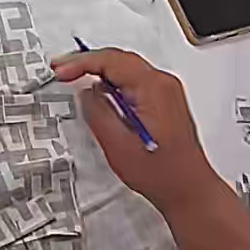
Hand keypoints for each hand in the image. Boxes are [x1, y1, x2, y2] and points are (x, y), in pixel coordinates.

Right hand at [50, 48, 249, 249]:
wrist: (188, 189)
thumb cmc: (162, 173)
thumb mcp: (118, 144)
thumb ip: (98, 112)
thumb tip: (86, 92)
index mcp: (154, 88)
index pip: (111, 60)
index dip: (81, 62)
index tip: (61, 70)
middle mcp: (163, 84)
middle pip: (120, 60)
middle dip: (87, 62)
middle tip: (62, 69)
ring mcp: (166, 92)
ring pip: (126, 70)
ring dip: (100, 72)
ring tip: (75, 77)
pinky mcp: (164, 102)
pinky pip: (134, 82)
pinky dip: (113, 83)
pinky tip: (100, 93)